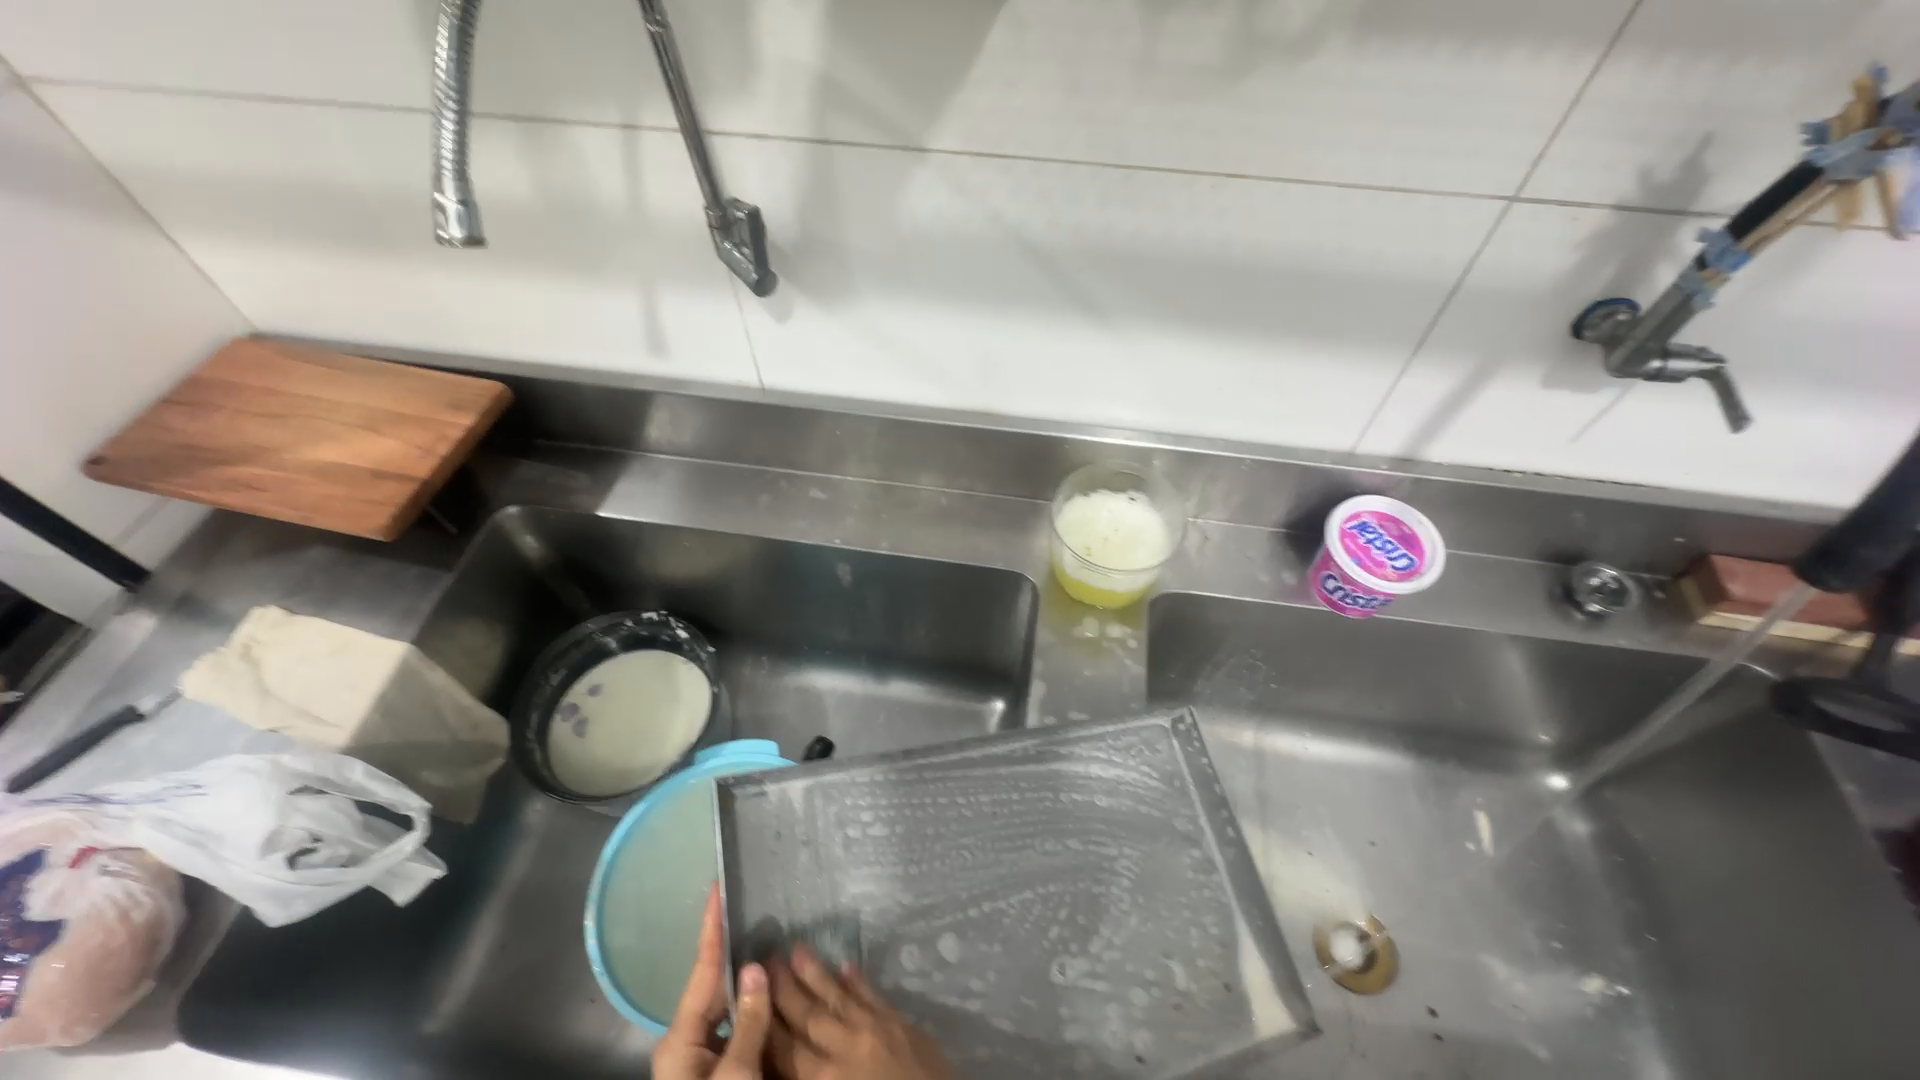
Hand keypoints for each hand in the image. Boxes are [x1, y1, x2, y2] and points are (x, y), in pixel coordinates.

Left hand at [654, 887, 774, 1079]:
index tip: (716, 887)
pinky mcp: (718, 1073)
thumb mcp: (735, 1076)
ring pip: (733, 1011)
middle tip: (770, 921)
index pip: (702, 969)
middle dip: (744, 956)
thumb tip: (756, 968)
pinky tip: (783, 1003)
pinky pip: (740, 1034)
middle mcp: (687, 1041)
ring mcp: (701, 1059)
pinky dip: (760, 1017)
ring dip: (757, 989)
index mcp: (681, 1037)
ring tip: (784, 956)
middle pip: (719, 988)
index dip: (712, 926)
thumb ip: (749, 1024)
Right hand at [767, 945, 955, 1079]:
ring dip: (817, 973)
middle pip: (809, 1015)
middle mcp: (845, 1049)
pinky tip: (847, 964)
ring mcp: (875, 1031)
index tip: (749, 991)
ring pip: (839, 997)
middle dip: (785, 989)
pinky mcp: (902, 1025)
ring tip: (797, 948)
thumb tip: (785, 1062)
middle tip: (767, 958)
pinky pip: (874, 997)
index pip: (786, 1047)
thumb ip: (809, 1079)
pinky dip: (859, 981)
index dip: (765, 1020)